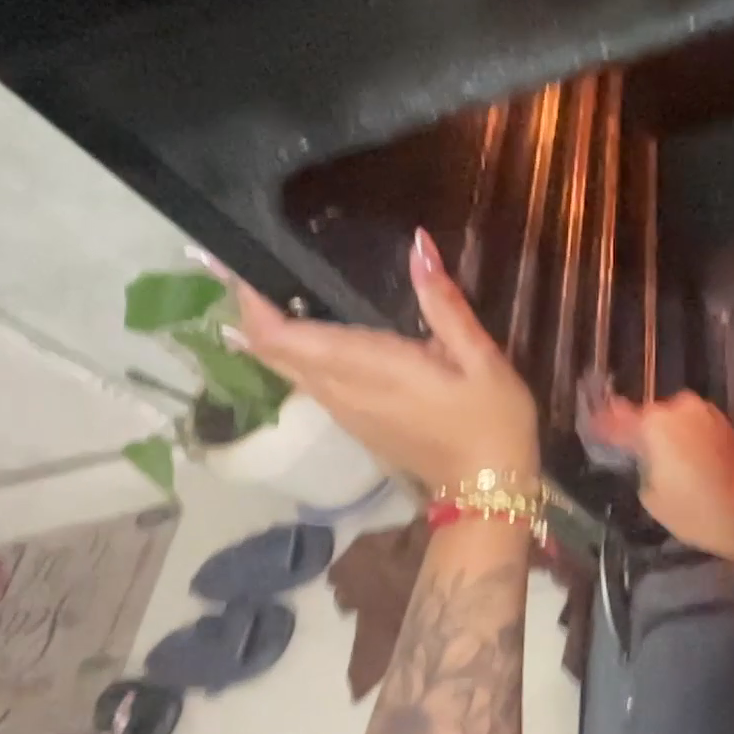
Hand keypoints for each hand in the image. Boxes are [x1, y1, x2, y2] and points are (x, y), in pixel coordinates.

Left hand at [229, 228, 538, 488]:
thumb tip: (418, 244)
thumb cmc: (492, 420)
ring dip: (273, 332)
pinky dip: (297, 353)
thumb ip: (444, 303)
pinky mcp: (353, 424)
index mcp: (370, 368)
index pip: (283, 337)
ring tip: (281, 288)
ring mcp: (344, 412)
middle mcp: (342, 392)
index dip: (251, 301)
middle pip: (271, 352)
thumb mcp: (481, 358)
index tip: (241, 262)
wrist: (488, 488)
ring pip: (286, 368)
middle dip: (252, 310)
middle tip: (254, 266)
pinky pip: (307, 382)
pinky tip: (318, 331)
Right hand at [589, 391, 733, 561]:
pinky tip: (675, 462)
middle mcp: (678, 408)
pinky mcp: (722, 424)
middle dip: (635, 432)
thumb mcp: (652, 497)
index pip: (615, 420)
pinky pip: (689, 428)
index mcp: (654, 423)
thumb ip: (638, 466)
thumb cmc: (699, 512)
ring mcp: (704, 413)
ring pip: (670, 422)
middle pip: (645, 417)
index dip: (599, 427)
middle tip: (624, 455)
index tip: (588, 431)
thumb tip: (637, 456)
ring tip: (651, 462)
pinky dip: (680, 440)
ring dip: (660, 436)